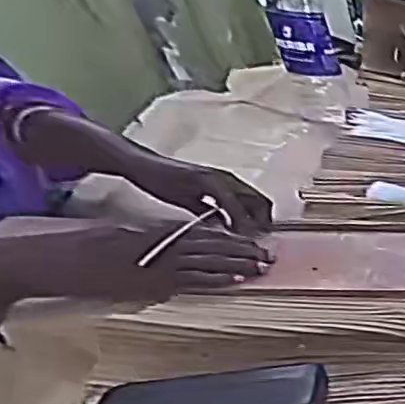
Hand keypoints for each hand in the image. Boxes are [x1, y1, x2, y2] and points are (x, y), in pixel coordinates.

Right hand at [0, 222, 270, 300]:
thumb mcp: (112, 237)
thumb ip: (143, 242)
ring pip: (207, 261)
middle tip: (267, 254)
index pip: (197, 232)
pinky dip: (215, 279)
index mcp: (147, 233)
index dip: (227, 237)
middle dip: (242, 250)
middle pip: (209, 245)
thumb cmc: (67, 251)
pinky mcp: (147, 283)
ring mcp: (152, 264)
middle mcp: (155, 245)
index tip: (248, 241)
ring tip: (262, 266)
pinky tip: (236, 279)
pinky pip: (190, 280)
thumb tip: (169, 246)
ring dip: (238, 264)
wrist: (36, 260)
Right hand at [120, 153, 274, 235]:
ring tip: (249, 237)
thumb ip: (213, 214)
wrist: (139, 164)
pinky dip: (233, 215)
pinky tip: (230, 228)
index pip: (260, 203)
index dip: (265, 220)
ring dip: (252, 221)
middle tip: (259, 239)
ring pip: (249, 201)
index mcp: (229, 184)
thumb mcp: (195, 202)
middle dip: (264, 222)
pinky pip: (227, 200)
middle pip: (262, 203)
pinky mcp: (204, 179)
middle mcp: (229, 179)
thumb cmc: (165, 181)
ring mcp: (218, 178)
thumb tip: (229, 230)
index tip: (262, 236)